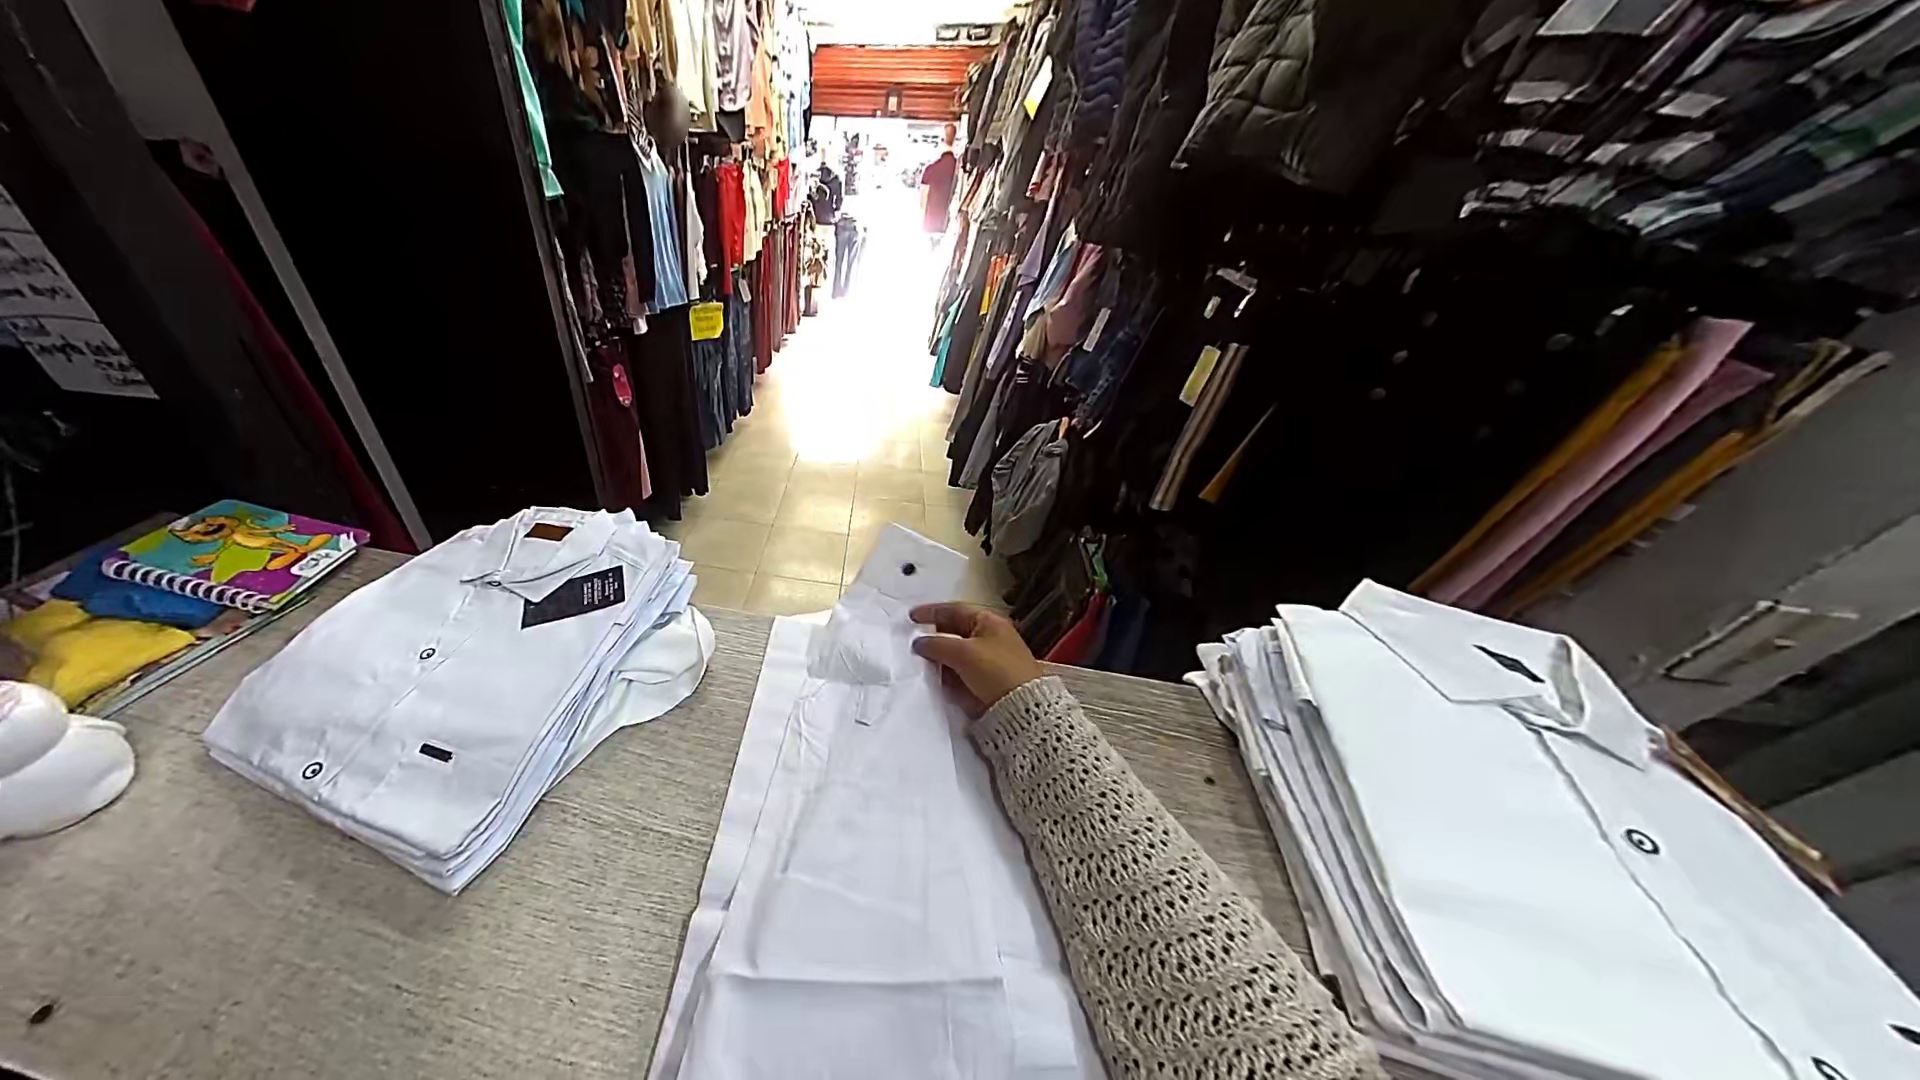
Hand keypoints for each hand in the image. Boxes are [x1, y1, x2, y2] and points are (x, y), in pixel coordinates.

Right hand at [910, 603, 1044, 715]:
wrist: (1019, 708)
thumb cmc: (996, 671)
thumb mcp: (964, 653)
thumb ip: (937, 644)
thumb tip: (919, 643)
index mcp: (989, 622)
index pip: (956, 610)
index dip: (932, 612)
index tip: (912, 616)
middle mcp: (988, 637)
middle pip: (954, 631)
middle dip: (933, 636)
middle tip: (911, 639)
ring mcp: (986, 660)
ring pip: (955, 653)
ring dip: (937, 656)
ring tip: (916, 659)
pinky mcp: (983, 680)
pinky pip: (958, 671)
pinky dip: (945, 672)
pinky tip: (931, 676)